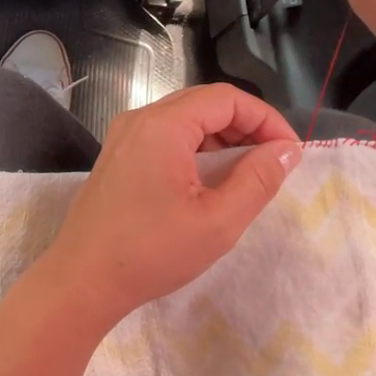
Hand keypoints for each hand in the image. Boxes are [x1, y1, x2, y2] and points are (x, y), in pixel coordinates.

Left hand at [40, 84, 301, 323]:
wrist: (83, 277)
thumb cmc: (151, 251)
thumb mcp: (217, 221)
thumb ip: (257, 180)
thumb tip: (287, 150)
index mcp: (161, 125)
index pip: (225, 98)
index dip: (265, 118)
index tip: (291, 152)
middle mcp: (139, 119)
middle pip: (203, 103)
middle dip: (246, 125)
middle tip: (275, 161)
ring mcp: (124, 136)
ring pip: (184, 119)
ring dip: (222, 137)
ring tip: (250, 171)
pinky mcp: (119, 156)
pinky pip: (165, 136)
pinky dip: (196, 148)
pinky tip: (213, 179)